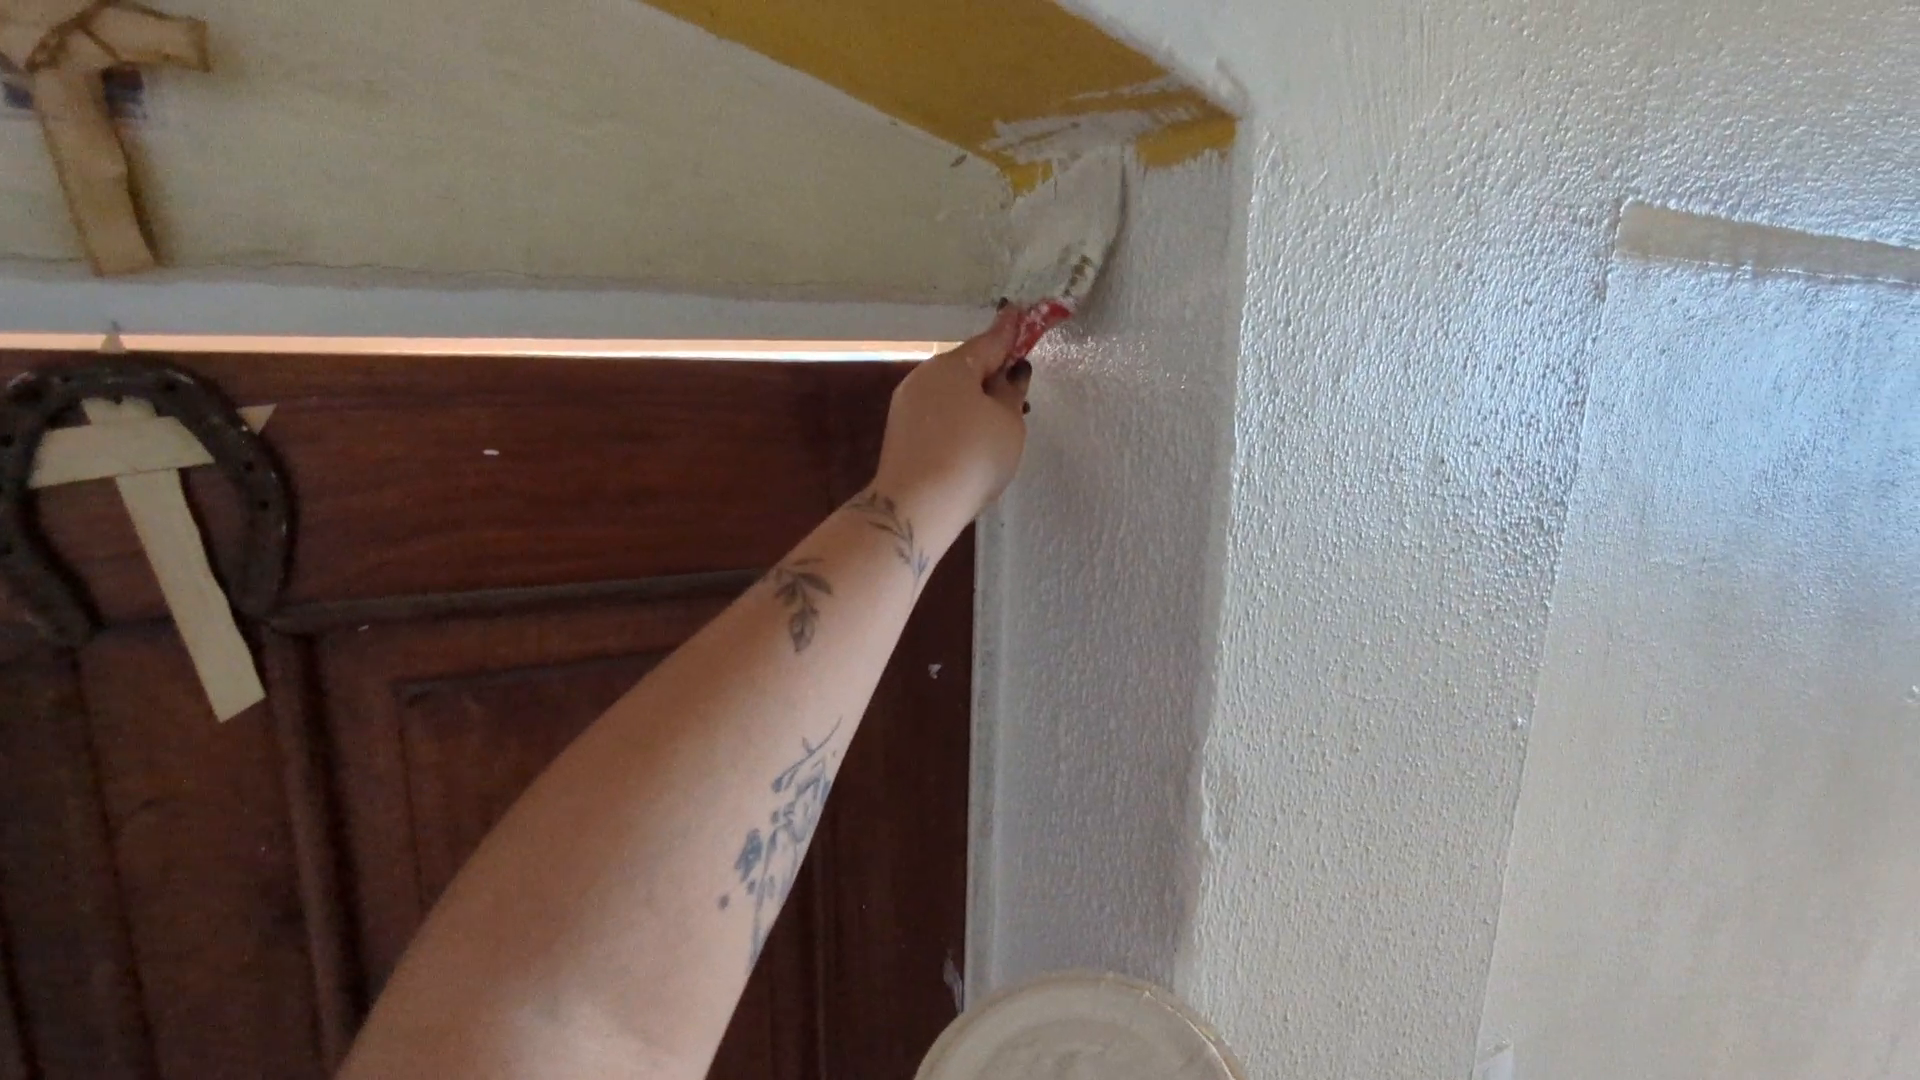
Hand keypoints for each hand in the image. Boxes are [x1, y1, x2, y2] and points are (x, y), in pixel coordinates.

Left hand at [870, 307, 1031, 546]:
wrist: (918, 504)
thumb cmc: (972, 456)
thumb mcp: (1009, 423)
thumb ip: (1012, 393)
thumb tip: (1009, 376)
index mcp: (952, 365)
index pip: (990, 341)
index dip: (1011, 331)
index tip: (1021, 314)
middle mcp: (924, 377)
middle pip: (966, 368)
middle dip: (992, 375)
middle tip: (1018, 389)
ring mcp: (907, 406)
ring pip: (951, 395)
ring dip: (976, 402)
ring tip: (1000, 424)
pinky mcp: (900, 434)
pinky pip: (938, 417)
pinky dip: (959, 422)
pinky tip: (973, 443)